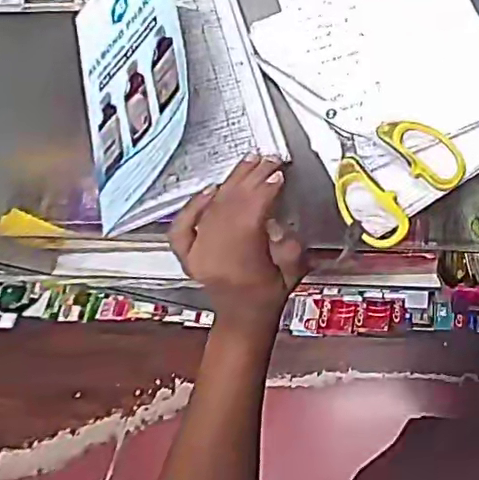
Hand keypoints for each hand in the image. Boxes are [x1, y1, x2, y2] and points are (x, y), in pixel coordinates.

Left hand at [170, 155, 307, 325]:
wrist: (244, 318)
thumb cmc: (270, 295)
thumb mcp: (293, 270)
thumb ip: (286, 243)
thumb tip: (273, 220)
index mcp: (242, 264)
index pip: (251, 213)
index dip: (265, 190)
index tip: (278, 174)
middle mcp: (213, 258)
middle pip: (231, 205)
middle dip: (252, 178)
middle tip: (268, 160)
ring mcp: (197, 255)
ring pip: (212, 208)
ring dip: (231, 182)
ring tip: (248, 163)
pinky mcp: (188, 254)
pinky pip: (185, 223)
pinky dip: (196, 204)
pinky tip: (210, 188)